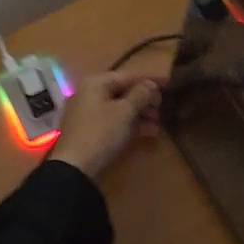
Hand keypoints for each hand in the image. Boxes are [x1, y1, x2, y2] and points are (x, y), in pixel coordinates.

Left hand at [47, 71, 163, 177]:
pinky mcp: (90, 131)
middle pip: (123, 92)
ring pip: (119, 108)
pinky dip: (130, 124)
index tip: (169, 84)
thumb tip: (149, 84)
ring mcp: (88, 113)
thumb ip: (140, 94)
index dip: (149, 80)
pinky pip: (114, 121)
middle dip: (145, 100)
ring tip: (159, 123)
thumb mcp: (125, 111)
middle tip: (163, 108)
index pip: (127, 76)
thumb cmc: (101, 132)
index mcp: (95, 83)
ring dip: (140, 114)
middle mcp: (89, 94)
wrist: (75, 167)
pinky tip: (149, 132)